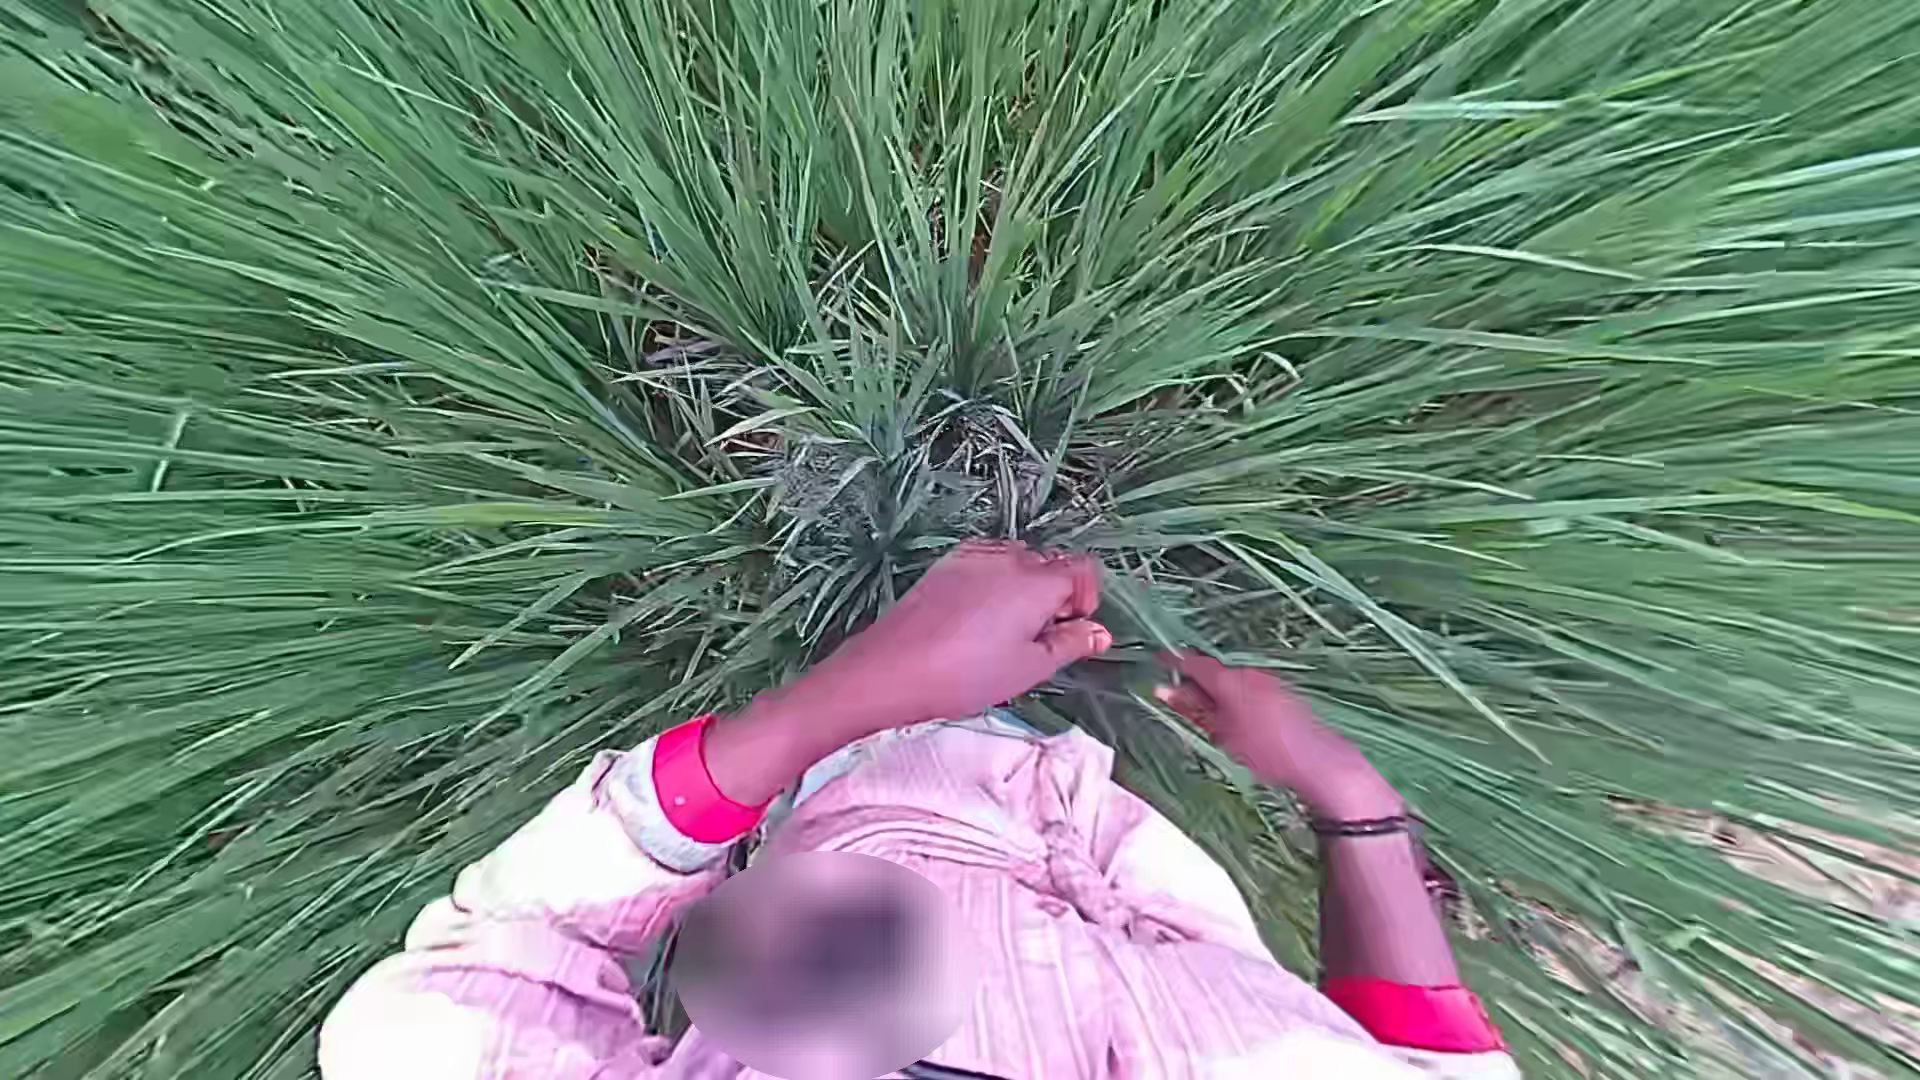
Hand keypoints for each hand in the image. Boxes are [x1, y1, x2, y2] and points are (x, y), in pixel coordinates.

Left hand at [706, 541, 1108, 805]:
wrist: (894, 667)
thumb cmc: (968, 674)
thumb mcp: (1029, 667)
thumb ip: (1070, 644)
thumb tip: (1100, 632)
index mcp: (1035, 581)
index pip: (1082, 569)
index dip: (1086, 598)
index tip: (1072, 628)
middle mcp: (1008, 558)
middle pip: (1050, 563)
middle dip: (1057, 594)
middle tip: (1040, 635)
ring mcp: (974, 556)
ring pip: (1019, 560)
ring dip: (1027, 585)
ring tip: (1009, 626)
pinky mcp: (948, 563)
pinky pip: (988, 559)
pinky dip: (998, 578)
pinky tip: (981, 612)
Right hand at [1155, 653, 1402, 820]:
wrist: (1321, 763)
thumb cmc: (1265, 750)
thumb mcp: (1220, 731)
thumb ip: (1191, 707)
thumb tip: (1162, 690)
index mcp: (1228, 679)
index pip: (1192, 661)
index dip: (1173, 660)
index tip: (1157, 659)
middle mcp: (1247, 673)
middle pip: (1212, 669)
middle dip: (1194, 680)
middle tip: (1178, 696)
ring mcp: (1267, 681)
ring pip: (1230, 679)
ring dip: (1214, 690)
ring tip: (1208, 714)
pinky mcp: (1280, 692)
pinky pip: (1247, 686)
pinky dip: (1233, 695)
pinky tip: (1235, 718)